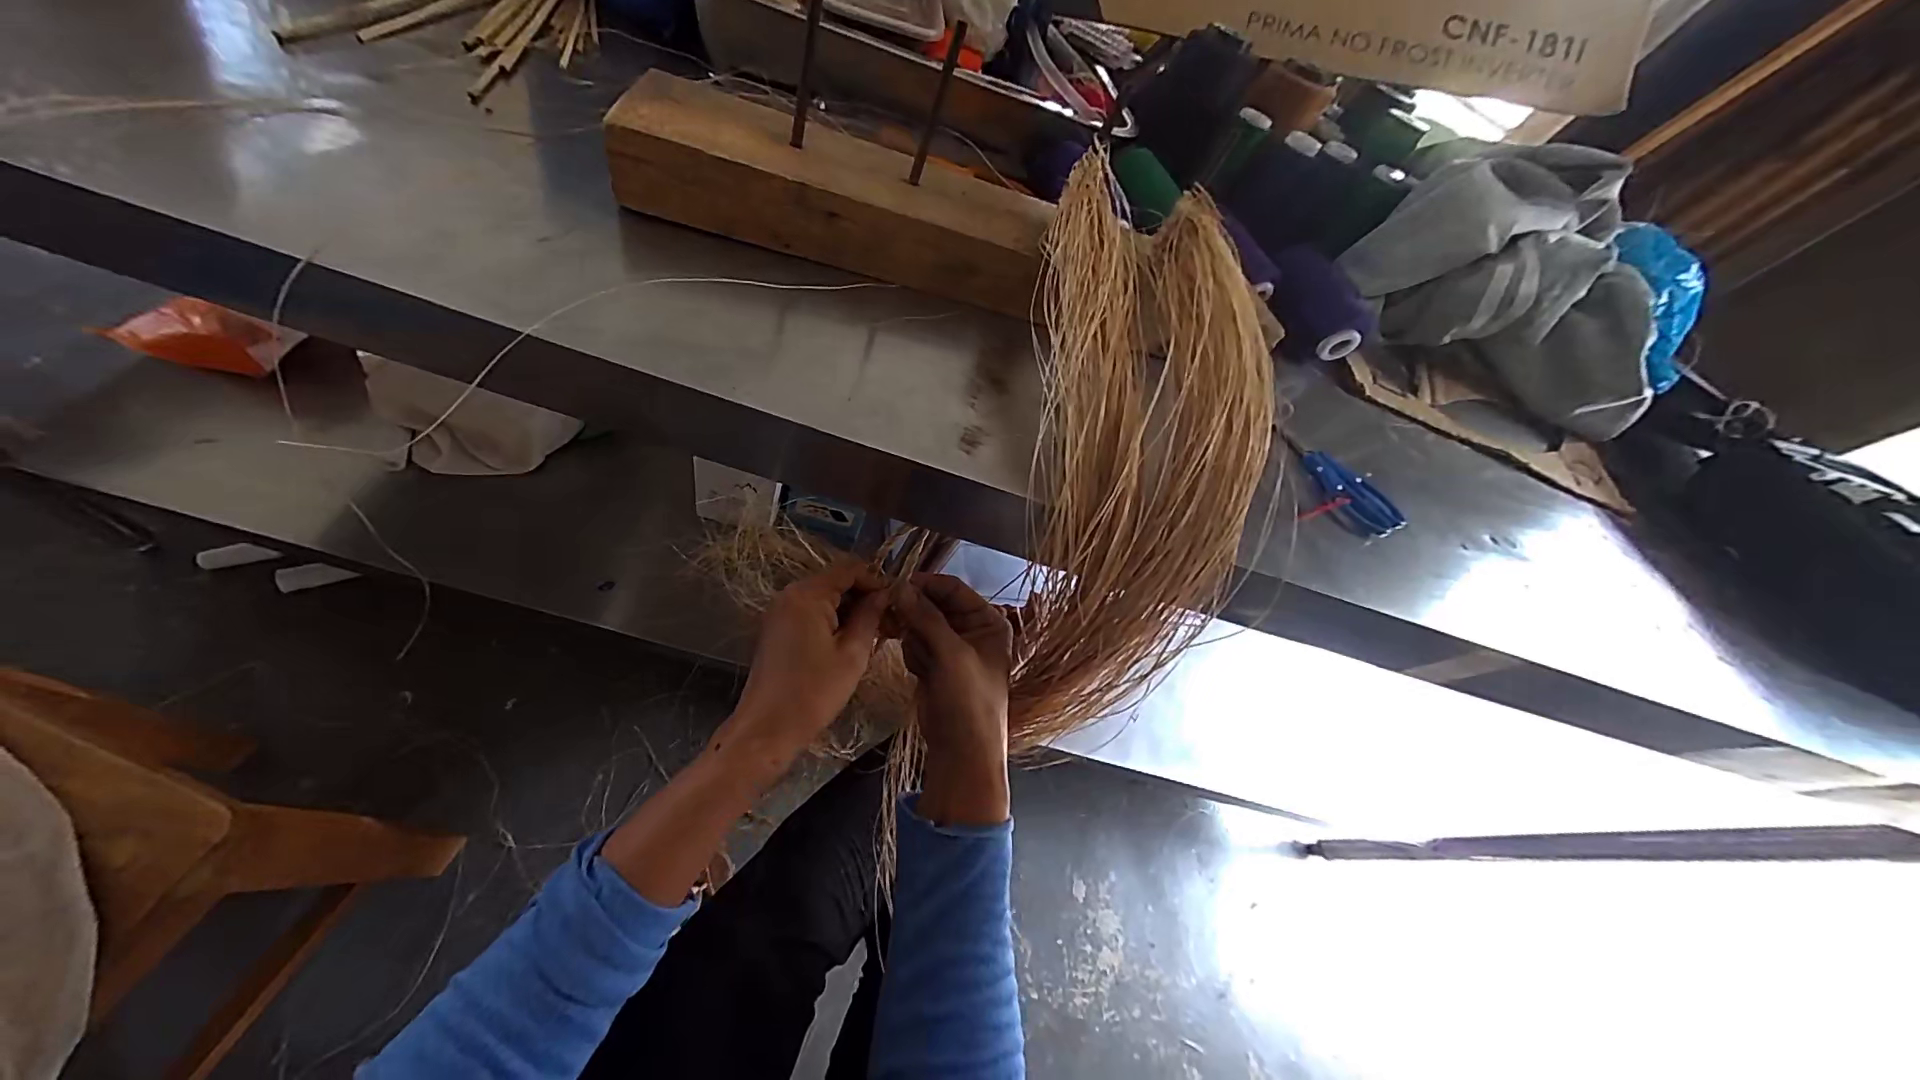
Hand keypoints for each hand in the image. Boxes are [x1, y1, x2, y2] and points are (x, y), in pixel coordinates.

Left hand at [729, 559, 889, 758]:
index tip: (897, 603)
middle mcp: (790, 595)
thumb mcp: (852, 654)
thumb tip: (884, 594)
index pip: (849, 569)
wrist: (767, 729)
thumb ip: (870, 616)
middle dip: (865, 598)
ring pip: (825, 599)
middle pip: (836, 582)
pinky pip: (812, 614)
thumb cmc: (814, 692)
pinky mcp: (777, 630)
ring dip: (851, 611)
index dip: (877, 581)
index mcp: (807, 594)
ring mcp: (780, 612)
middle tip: (892, 623)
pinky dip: (834, 622)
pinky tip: (852, 643)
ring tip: (878, 636)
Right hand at [892, 573, 1012, 825]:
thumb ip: (926, 618)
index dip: (926, 584)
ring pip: (919, 623)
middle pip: (933, 604)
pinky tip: (920, 672)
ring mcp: (952, 648)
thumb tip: (901, 587)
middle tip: (892, 617)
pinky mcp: (935, 664)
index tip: (897, 585)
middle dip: (915, 614)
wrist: (962, 751)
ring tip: (920, 660)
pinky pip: (915, 644)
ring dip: (913, 637)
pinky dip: (913, 653)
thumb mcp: (951, 655)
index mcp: (988, 621)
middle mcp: (971, 630)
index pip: (953, 588)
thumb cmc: (968, 701)